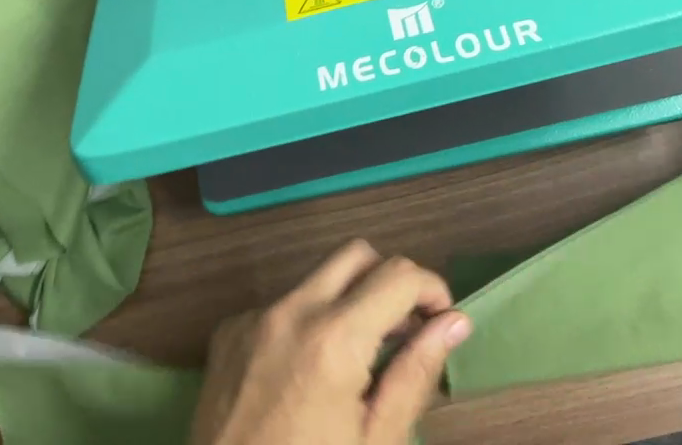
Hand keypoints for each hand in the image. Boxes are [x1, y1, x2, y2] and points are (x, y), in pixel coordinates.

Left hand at [190, 240, 471, 444]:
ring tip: (357, 359)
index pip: (399, 275)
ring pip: (317, 277)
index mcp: (333, 339)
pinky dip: (307, 322)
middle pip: (357, 254)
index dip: (432, 290)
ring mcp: (253, 317)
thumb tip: (454, 322)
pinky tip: (306, 374)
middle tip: (403, 332)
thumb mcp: (375, 442)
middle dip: (389, 282)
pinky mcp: (227, 331)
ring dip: (347, 300)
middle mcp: (291, 310)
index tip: (440, 321)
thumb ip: (416, 374)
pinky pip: (281, 304)